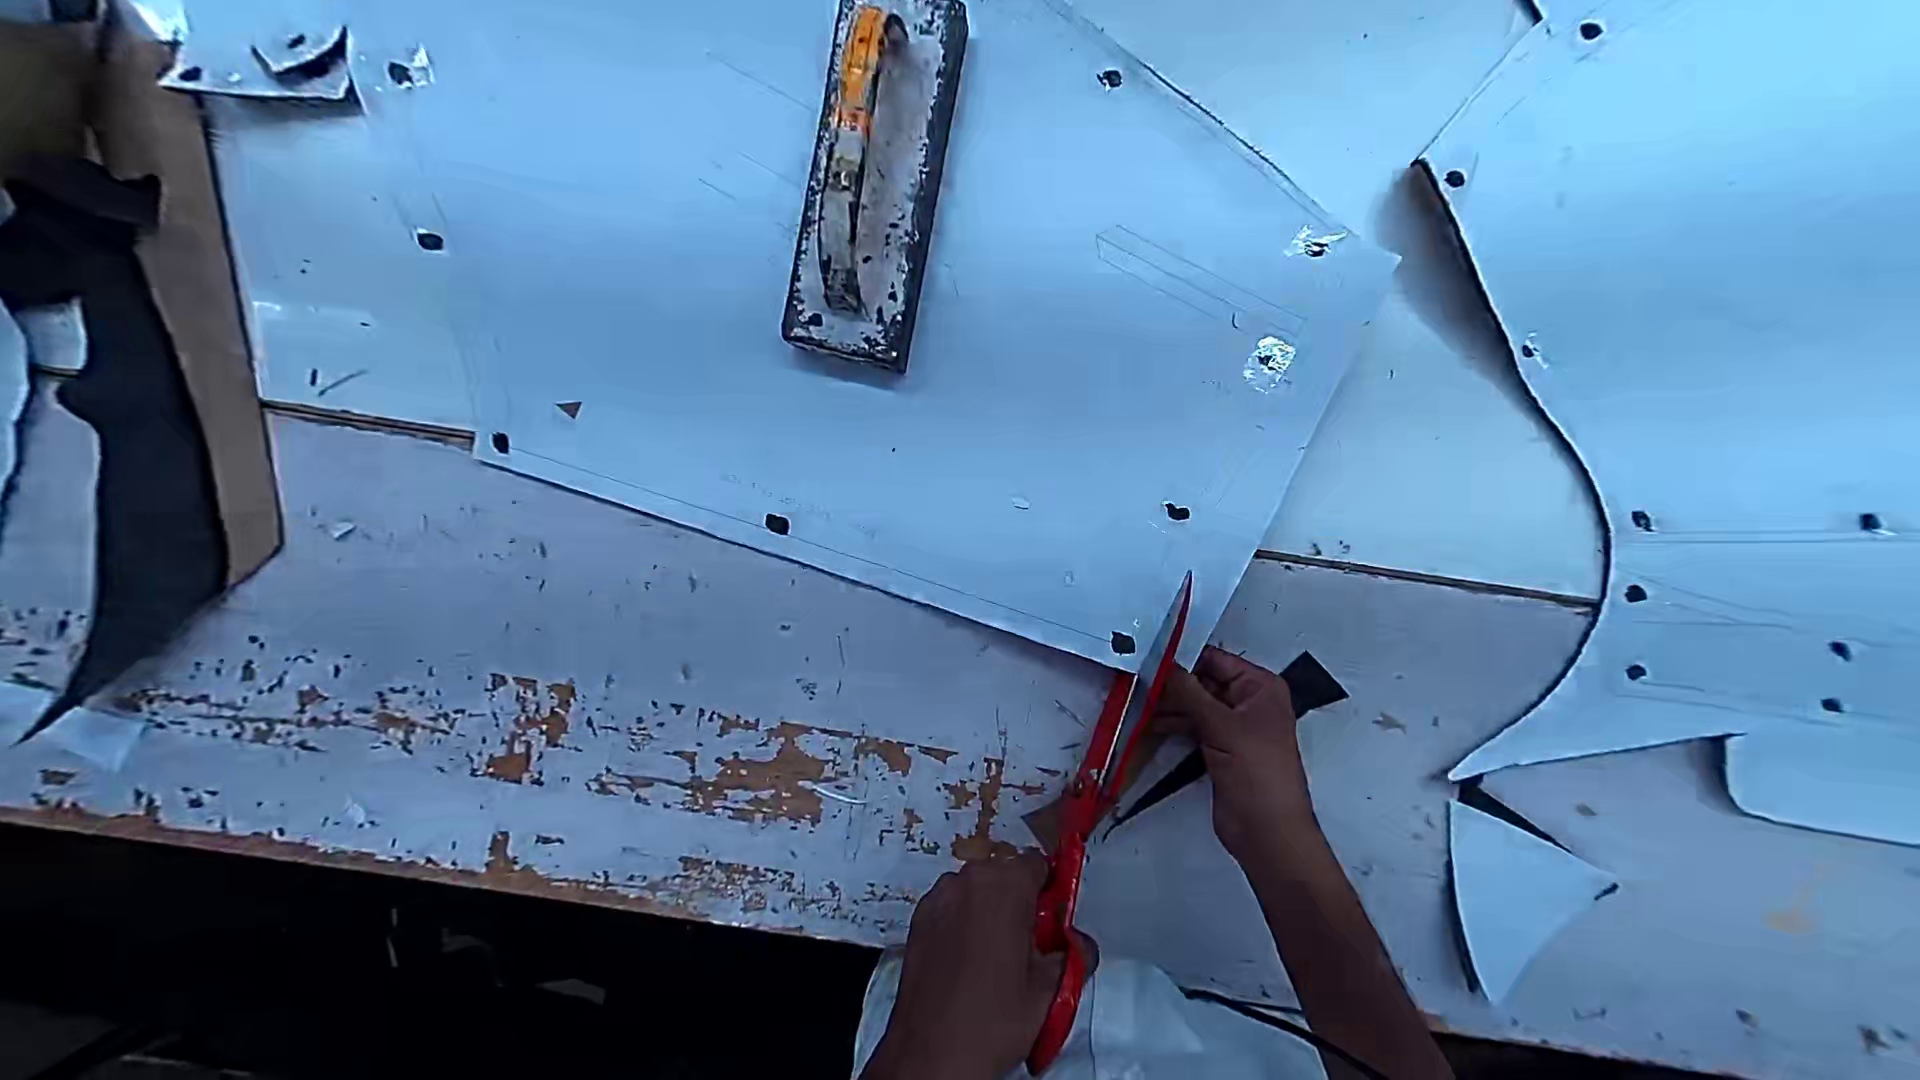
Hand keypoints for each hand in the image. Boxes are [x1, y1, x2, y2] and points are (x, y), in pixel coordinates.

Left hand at [862, 853, 1066, 1079]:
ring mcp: (940, 893)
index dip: (1048, 887)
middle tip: (1024, 942)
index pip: (1036, 863)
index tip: (1051, 916)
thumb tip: (1080, 941)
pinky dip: (960, 917)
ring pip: (975, 887)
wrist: (931, 1052)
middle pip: (1004, 873)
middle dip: (1017, 898)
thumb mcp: (1049, 992)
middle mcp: (970, 878)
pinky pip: (950, 903)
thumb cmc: (995, 1018)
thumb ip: (1074, 955)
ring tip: (991, 953)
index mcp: (1006, 886)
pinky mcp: (919, 913)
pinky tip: (963, 956)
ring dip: (987, 906)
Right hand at [1153, 646, 1312, 861]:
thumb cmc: (1257, 773)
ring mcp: (1233, 725)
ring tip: (1138, 701)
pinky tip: (1149, 722)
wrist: (1267, 831)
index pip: (1216, 660)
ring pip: (1194, 703)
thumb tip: (1164, 663)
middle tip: (1137, 678)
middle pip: (1203, 680)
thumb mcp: (1221, 725)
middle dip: (1172, 682)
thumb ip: (1189, 691)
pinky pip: (1191, 724)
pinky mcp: (1219, 746)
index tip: (1149, 654)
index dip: (1184, 657)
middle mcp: (1248, 701)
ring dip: (1168, 704)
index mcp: (1260, 688)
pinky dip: (1172, 722)